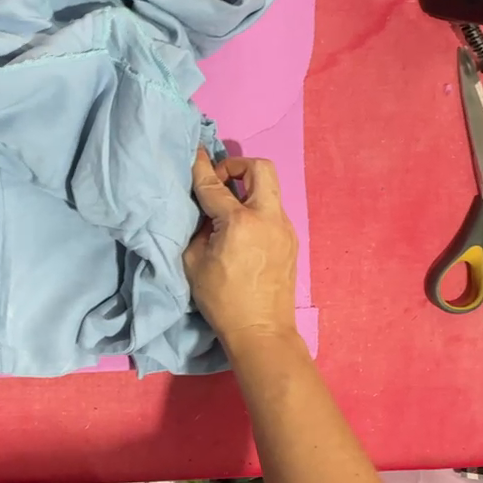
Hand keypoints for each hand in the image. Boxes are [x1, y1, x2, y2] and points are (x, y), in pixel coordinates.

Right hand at [184, 150, 299, 347]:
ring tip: (226, 207)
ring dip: (247, 187)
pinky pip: (271, 210)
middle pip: (260, 168)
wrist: (261, 330)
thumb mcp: (194, 262)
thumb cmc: (221, 300)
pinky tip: (239, 230)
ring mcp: (284, 227)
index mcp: (240, 222)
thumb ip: (198, 228)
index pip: (215, 185)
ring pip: (269, 188)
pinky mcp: (290, 239)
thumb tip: (205, 212)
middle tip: (219, 182)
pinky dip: (254, 208)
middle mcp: (267, 217)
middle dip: (236, 166)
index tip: (192, 151)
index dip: (200, 166)